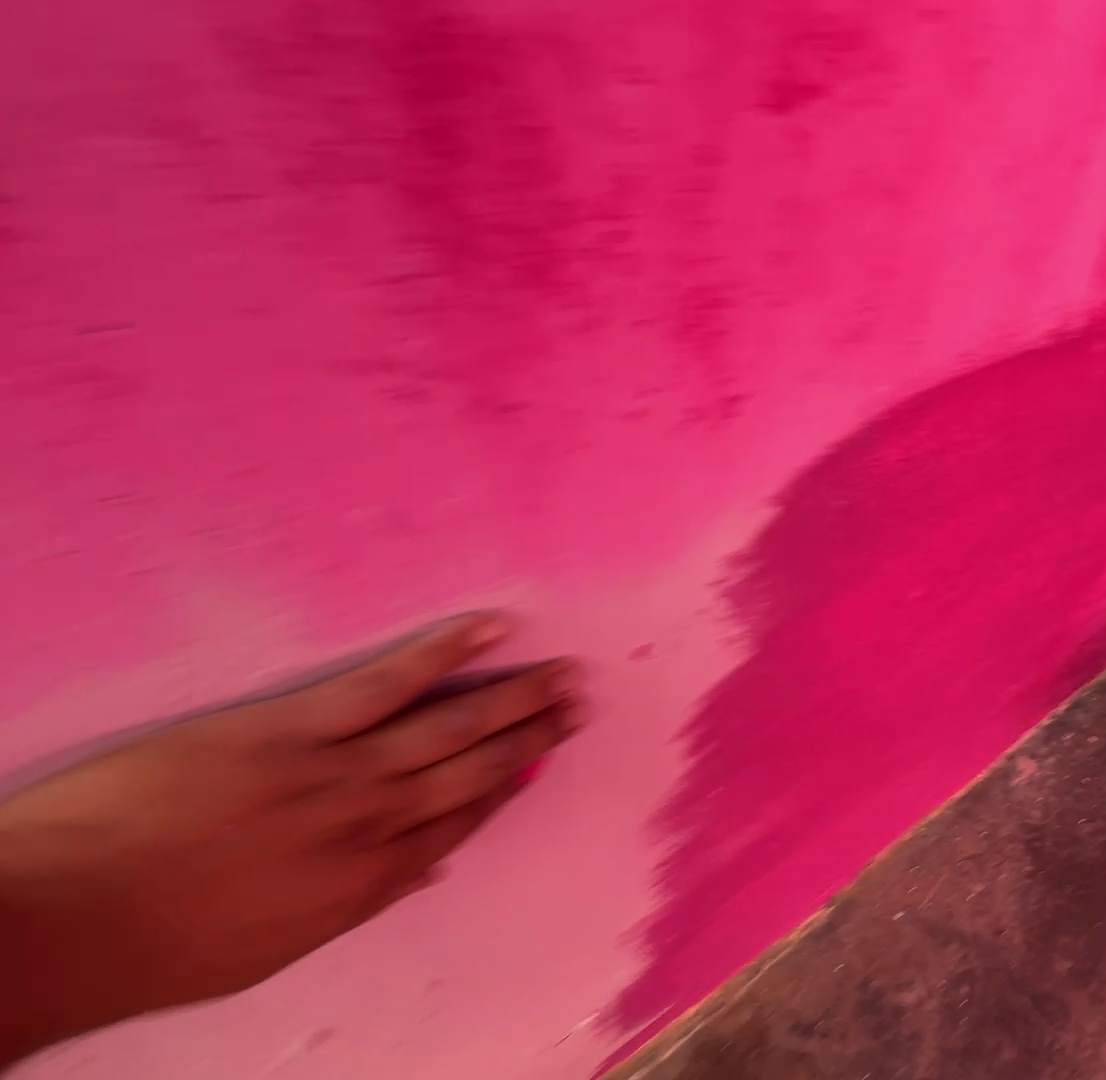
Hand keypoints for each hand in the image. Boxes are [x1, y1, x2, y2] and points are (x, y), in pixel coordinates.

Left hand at [0, 613, 580, 1065]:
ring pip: (452, 725)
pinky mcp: (297, 728)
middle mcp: (376, 822)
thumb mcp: (273, 945)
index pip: (463, 819)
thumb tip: (429, 866)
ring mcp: (341, 771)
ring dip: (514, 696)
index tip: (540, 761)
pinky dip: (444, 653)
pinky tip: (489, 627)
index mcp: (371, 878)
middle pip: (477, 769)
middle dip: (533, 735)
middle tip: (578, 705)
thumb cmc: (156, 944)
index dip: (509, 786)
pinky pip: (388, 683)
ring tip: (560, 673)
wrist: (43, 923)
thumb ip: (362, 898)